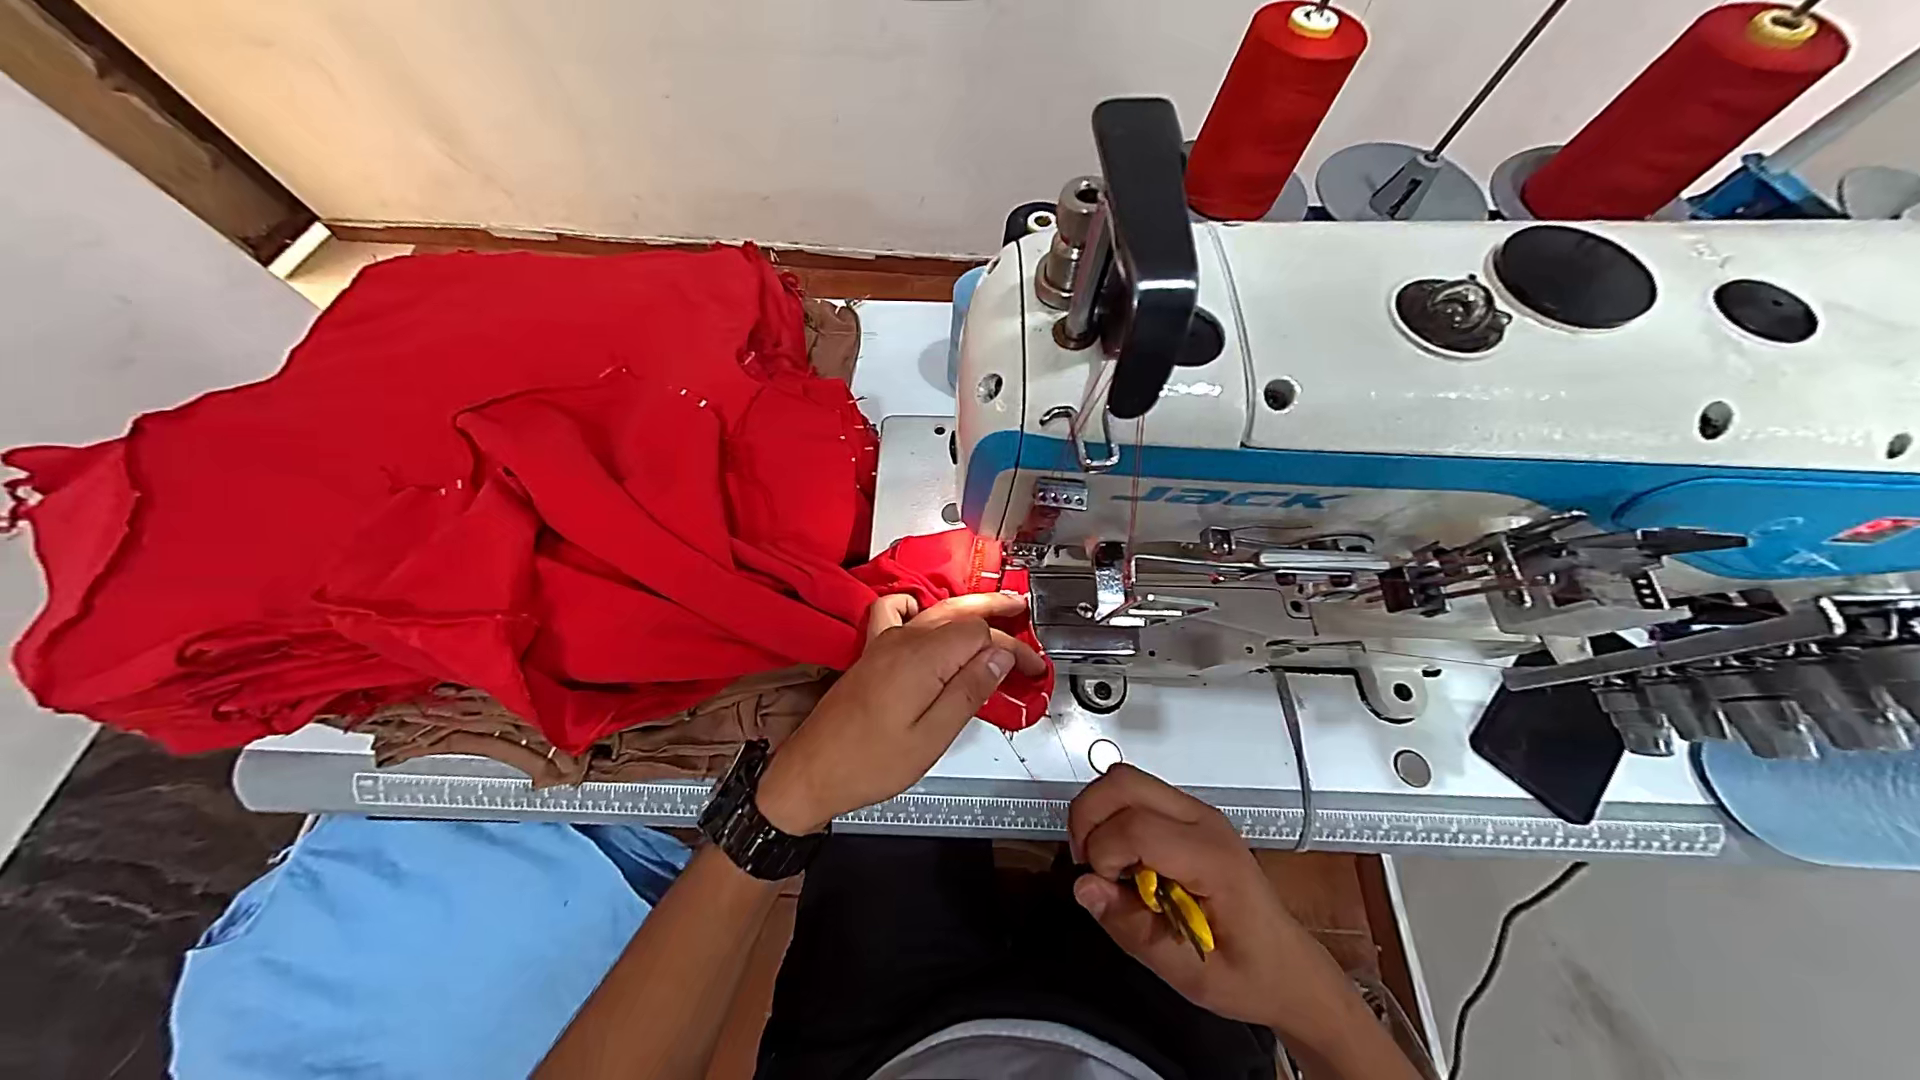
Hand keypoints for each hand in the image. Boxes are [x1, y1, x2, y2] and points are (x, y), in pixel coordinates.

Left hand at [757, 593, 1045, 833]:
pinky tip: (929, 619)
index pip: (981, 634)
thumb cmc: (868, 763)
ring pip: (934, 610)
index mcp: (922, 659)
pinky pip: (897, 614)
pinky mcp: (872, 652)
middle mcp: (902, 641)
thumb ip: (969, 691)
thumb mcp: (932, 737)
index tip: (1031, 667)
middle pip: (960, 612)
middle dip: (995, 610)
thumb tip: (998, 657)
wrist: (811, 771)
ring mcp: (884, 643)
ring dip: (966, 609)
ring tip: (991, 611)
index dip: (1012, 647)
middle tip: (1022, 609)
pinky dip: (919, 609)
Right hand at [1068, 766, 1380, 1055]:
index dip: (1103, 854)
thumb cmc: (1250, 975)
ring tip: (1102, 862)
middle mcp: (1203, 821)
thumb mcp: (1191, 975)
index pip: (1136, 827)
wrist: (1290, 968)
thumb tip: (1083, 887)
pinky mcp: (1186, 814)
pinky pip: (1134, 792)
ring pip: (1124, 779)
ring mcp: (1196, 812)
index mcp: (1212, 859)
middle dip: (1088, 818)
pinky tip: (1119, 857)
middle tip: (1088, 865)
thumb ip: (1132, 929)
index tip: (1104, 890)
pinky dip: (1111, 815)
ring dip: (1097, 814)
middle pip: (1123, 782)